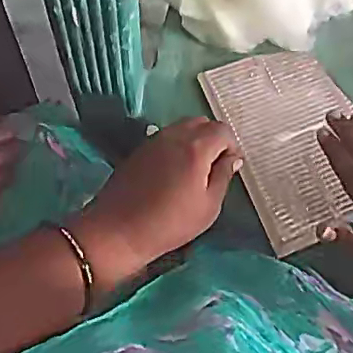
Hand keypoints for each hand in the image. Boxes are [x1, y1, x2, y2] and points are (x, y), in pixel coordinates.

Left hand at [74, 118, 240, 284]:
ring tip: (195, 169)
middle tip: (215, 166)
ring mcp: (154, 139)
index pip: (222, 130)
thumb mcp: (208, 206)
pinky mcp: (140, 148)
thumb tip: (232, 158)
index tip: (231, 165)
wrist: (119, 229)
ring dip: (195, 140)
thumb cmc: (170, 223)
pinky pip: (166, 136)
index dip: (232, 145)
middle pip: (202, 123)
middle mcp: (174, 135)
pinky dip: (177, 144)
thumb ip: (223, 176)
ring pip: (183, 126)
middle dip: (214, 138)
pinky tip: (174, 170)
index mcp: (195, 147)